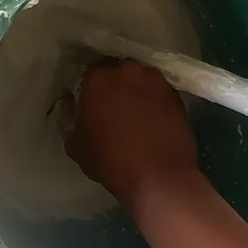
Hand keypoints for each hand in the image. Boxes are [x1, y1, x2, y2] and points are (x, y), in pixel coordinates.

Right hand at [66, 59, 198, 203]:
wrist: (158, 176)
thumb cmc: (110, 160)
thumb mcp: (76, 146)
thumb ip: (72, 121)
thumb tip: (75, 111)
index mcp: (97, 80)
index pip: (86, 77)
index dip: (86, 93)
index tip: (87, 107)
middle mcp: (127, 71)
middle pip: (116, 74)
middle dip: (113, 88)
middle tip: (111, 110)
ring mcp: (155, 81)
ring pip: (139, 81)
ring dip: (135, 92)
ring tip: (134, 116)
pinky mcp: (176, 94)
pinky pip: (158, 93)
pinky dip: (153, 102)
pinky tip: (152, 122)